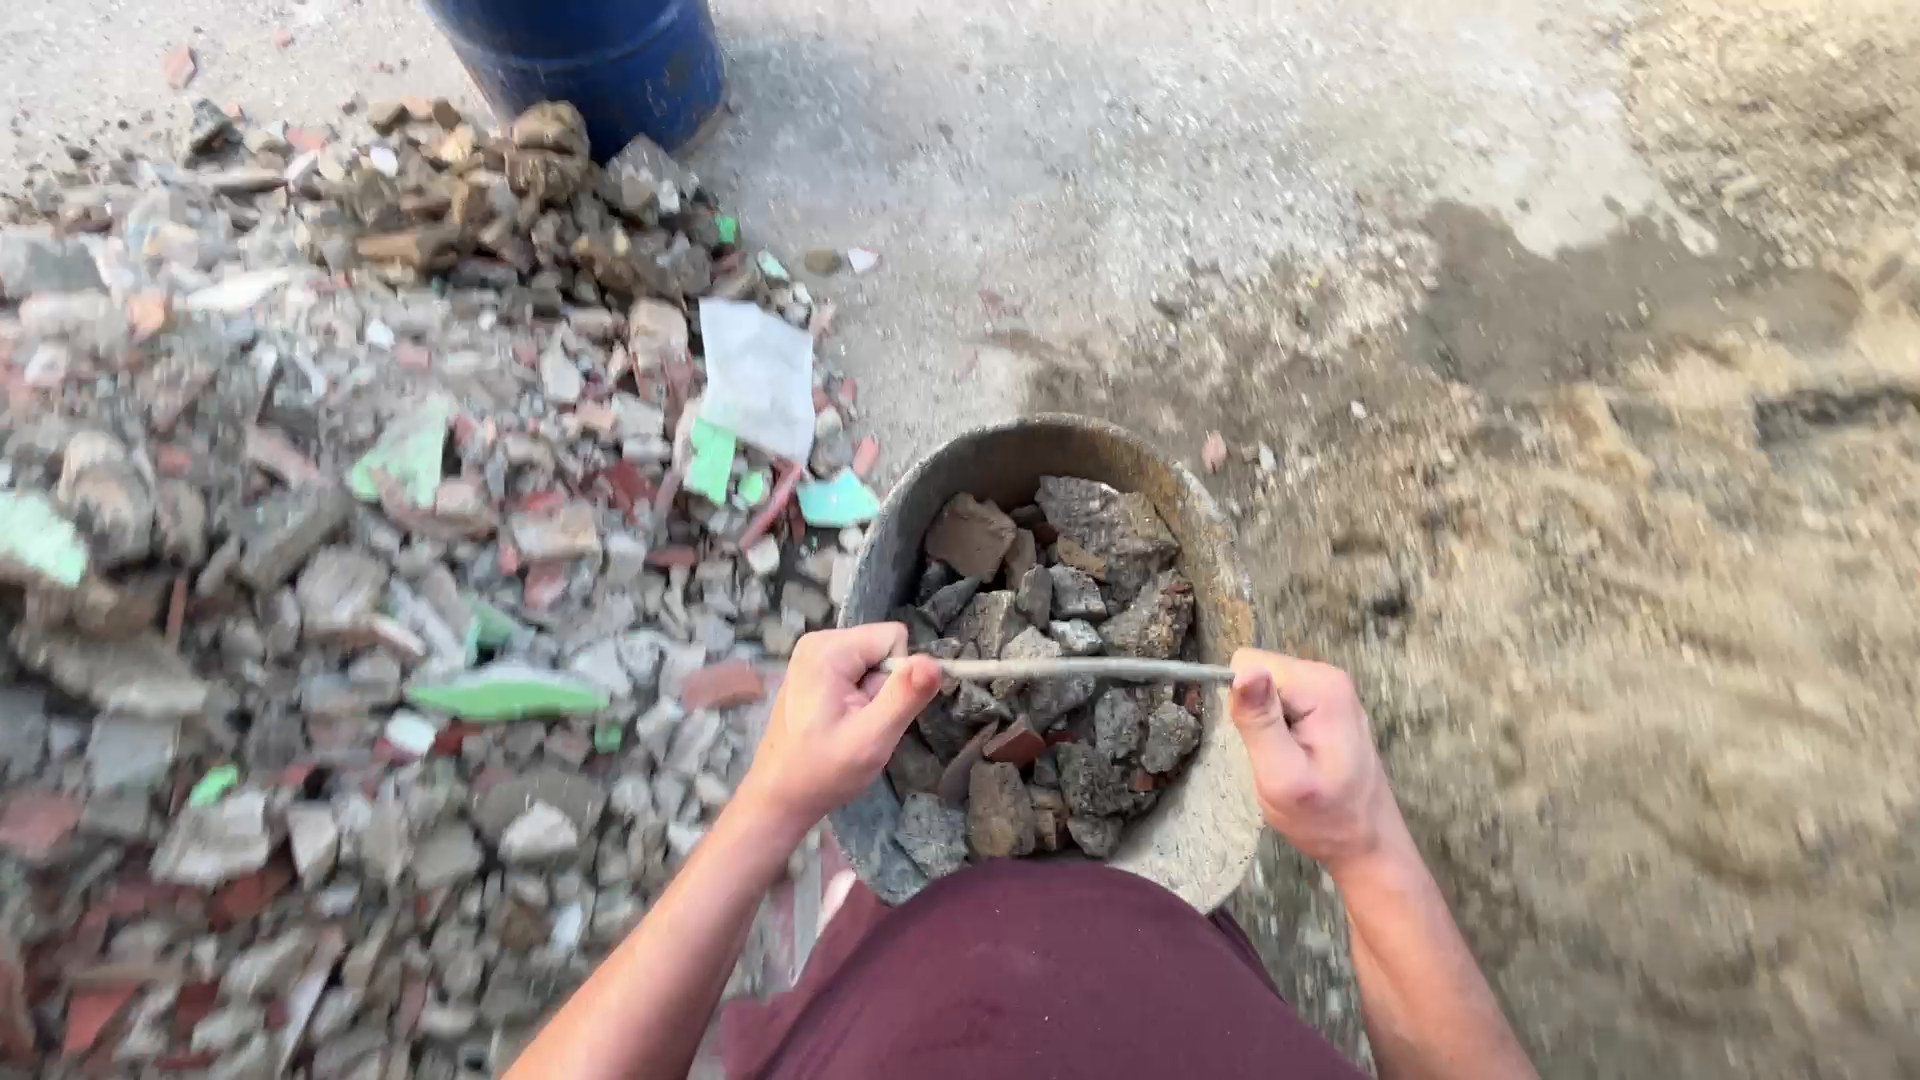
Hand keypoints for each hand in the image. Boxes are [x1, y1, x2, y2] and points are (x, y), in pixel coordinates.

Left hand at [739, 625, 941, 832]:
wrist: (779, 796)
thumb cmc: (823, 772)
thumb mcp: (872, 739)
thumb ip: (905, 697)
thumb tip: (935, 662)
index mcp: (828, 649)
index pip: (894, 637)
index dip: (897, 677)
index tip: (875, 710)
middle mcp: (818, 640)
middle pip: (882, 647)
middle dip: (883, 686)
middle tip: (862, 721)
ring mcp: (813, 654)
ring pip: (873, 660)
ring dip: (873, 694)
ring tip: (851, 723)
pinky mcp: (814, 668)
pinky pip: (858, 670)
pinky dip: (859, 696)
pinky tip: (841, 720)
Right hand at [1228, 649, 1405, 877]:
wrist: (1367, 845)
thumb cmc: (1325, 818)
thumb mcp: (1281, 775)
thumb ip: (1260, 721)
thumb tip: (1244, 670)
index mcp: (1321, 686)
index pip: (1249, 665)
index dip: (1245, 707)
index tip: (1262, 742)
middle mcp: (1328, 676)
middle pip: (1257, 671)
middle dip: (1255, 714)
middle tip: (1276, 755)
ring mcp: (1328, 688)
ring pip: (1264, 686)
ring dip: (1265, 723)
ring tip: (1288, 757)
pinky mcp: (1324, 702)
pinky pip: (1277, 699)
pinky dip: (1276, 727)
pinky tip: (1296, 754)